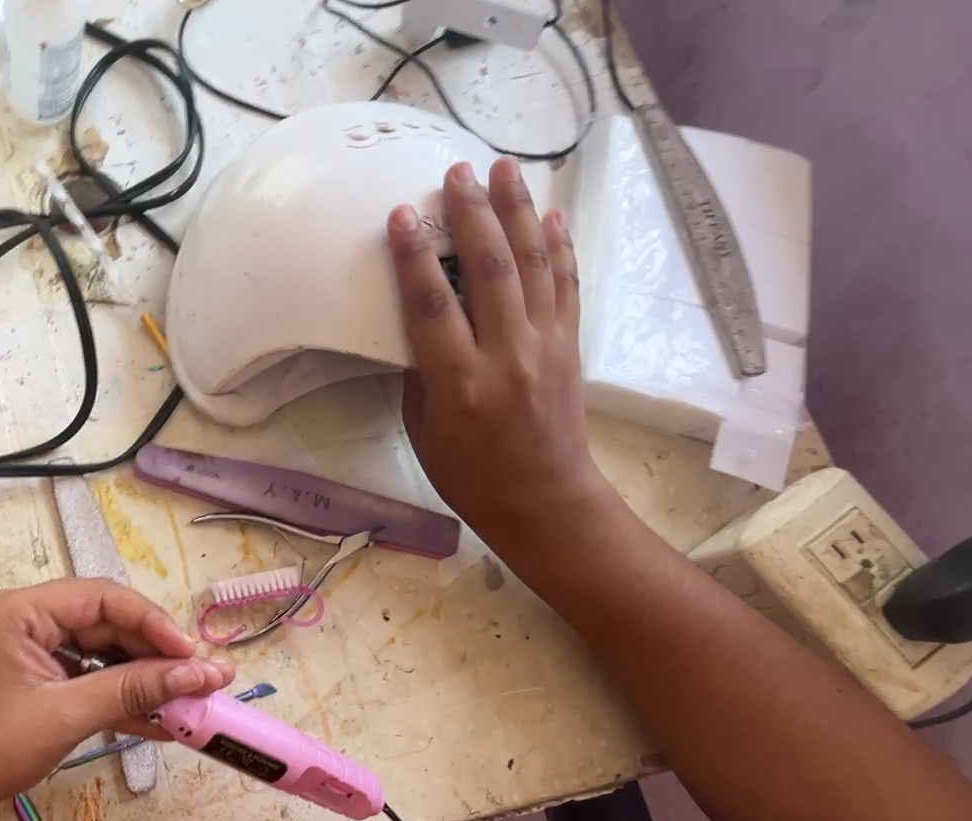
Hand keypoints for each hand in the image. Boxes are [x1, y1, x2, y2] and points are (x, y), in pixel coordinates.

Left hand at [0, 580, 232, 820]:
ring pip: (105, 652)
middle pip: (107, 623)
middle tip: (204, 679)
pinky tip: (162, 719)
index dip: (152, 622)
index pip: (101, 598)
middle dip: (155, 654)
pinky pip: (91, 678)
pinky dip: (122, 698)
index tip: (191, 654)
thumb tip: (199, 676)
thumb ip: (132, 691)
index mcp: (21, 610)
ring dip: (145, 679)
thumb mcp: (66, 715)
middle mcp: (28, 618)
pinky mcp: (41, 679)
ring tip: (192, 700)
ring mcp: (35, 649)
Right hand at [387, 158, 615, 556]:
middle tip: (457, 171)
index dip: (413, 257)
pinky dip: (560, 247)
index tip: (401, 216)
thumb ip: (422, 373)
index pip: (431, 305)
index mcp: (458, 382)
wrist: (543, 500)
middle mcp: (506, 354)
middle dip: (473, 213)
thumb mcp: (423, 430)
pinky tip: (552, 216)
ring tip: (506, 169)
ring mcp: (546, 346)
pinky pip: (566, 286)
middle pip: (491, 269)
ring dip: (519, 212)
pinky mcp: (570, 346)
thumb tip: (422, 325)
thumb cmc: (468, 475)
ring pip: (533, 265)